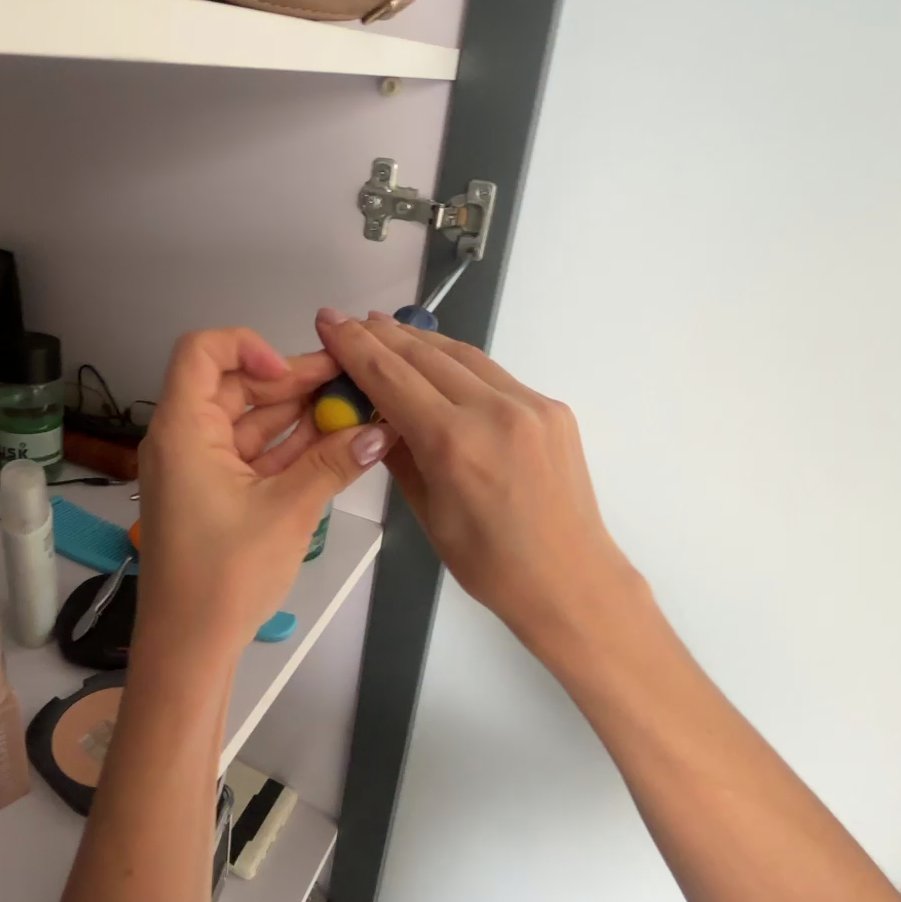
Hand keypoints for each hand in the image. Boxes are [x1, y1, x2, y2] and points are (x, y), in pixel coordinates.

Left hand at [134, 328, 390, 663]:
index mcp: (183, 430)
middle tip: (350, 384)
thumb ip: (333, 464)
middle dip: (294, 383)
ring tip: (353, 409)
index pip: (201, 352)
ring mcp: (201, 468)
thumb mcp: (287, 512)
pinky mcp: (216, 494)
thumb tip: (379, 432)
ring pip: (250, 422)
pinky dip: (289, 449)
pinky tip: (335, 443)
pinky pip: (254, 455)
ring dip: (299, 416)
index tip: (291, 374)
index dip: (248, 347)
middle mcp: (185, 440)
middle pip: (236, 386)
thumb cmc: (224, 576)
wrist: (189, 647)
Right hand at [314, 308, 643, 653]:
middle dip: (381, 334)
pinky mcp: (551, 408)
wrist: (571, 580)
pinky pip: (492, 373)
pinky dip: (456, 362)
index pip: (390, 378)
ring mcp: (529, 405)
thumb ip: (398, 454)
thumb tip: (371, 413)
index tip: (328, 322)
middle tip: (350, 321)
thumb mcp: (427, 513)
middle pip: (424, 355)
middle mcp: (494, 412)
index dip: (353, 346)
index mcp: (454, 444)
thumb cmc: (491, 565)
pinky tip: (436, 362)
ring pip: (461, 354)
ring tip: (385, 330)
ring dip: (419, 340)